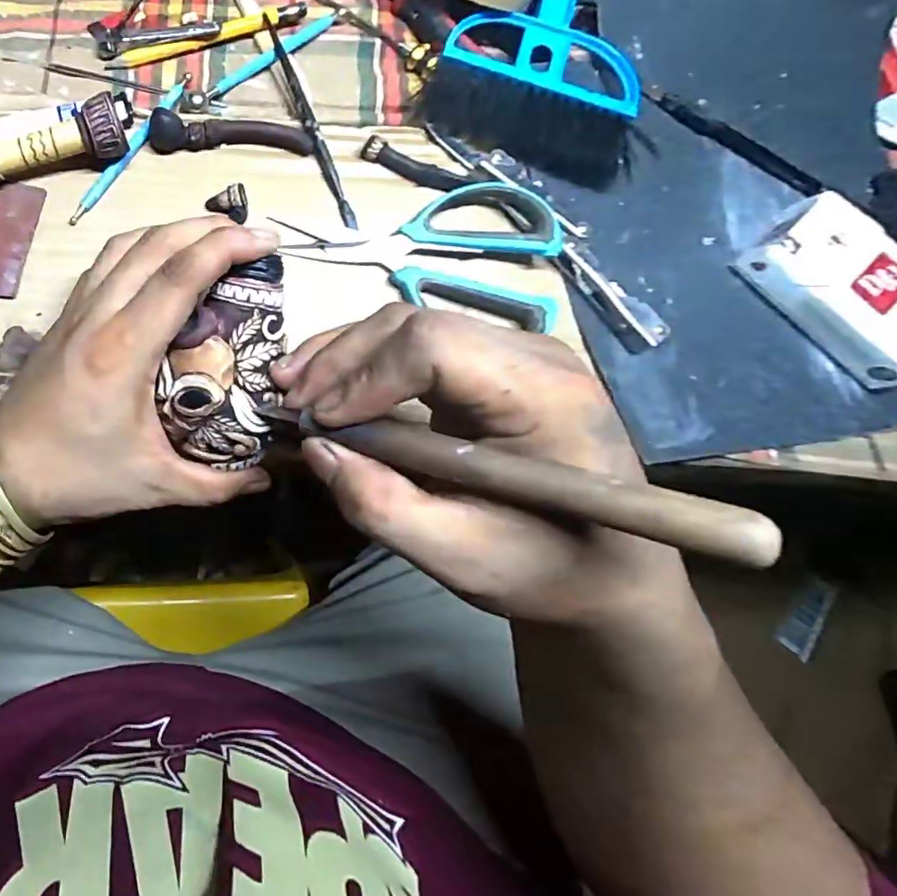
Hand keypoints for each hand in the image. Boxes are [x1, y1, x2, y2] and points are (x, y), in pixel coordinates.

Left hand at [0, 217, 280, 526]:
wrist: (0, 475)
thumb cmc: (75, 477)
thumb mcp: (153, 486)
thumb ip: (215, 484)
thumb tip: (264, 479)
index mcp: (123, 350)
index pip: (180, 275)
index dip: (226, 247)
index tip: (264, 241)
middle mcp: (97, 318)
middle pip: (153, 245)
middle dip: (205, 228)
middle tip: (246, 234)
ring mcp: (74, 315)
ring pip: (122, 247)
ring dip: (167, 231)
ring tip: (205, 239)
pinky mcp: (60, 322)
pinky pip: (101, 266)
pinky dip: (135, 249)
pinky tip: (152, 264)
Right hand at [273, 305, 687, 627]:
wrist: (606, 572)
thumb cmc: (546, 569)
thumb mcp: (458, 557)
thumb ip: (381, 506)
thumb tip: (315, 448)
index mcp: (546, 397)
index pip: (435, 347)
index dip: (365, 378)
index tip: (321, 424)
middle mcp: (533, 356)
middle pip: (412, 324)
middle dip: (340, 362)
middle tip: (291, 405)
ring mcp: (510, 354)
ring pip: (403, 324)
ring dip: (338, 355)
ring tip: (290, 386)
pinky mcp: (485, 366)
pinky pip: (409, 344)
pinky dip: (357, 361)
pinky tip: (320, 382)